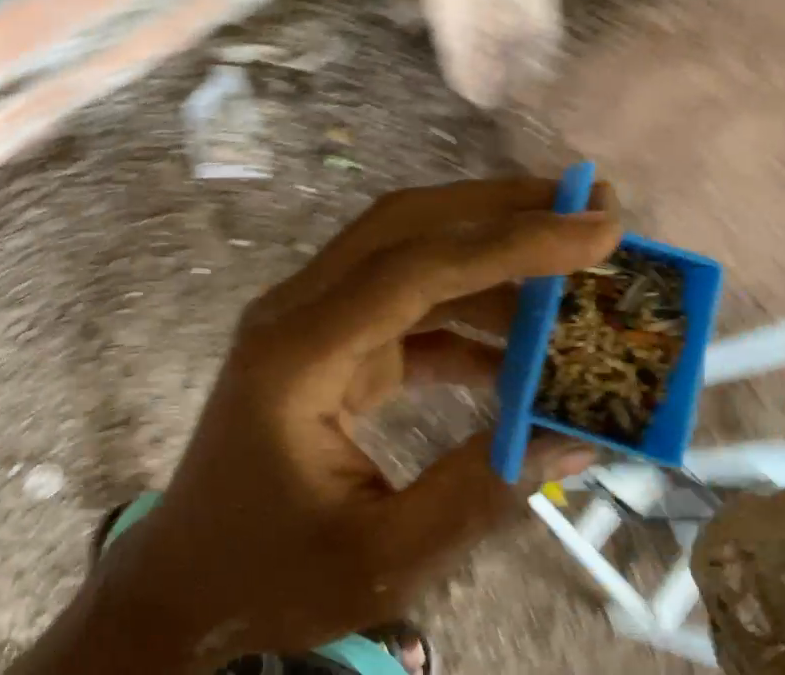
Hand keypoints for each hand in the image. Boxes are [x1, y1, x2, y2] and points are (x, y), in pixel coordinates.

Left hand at [20, 177, 619, 673]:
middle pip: (401, 227)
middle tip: (588, 205)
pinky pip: (401, 310)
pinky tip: (523, 350)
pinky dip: (464, 318)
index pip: (412, 267)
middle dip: (497, 209)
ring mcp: (306, 325)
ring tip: (574, 272)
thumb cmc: (270, 573)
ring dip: (487, 256)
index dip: (509, 242)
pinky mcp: (323, 347)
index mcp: (299, 353)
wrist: (186, 579)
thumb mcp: (383, 556)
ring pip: (403, 256)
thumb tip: (576, 437)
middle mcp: (296, 315)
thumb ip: (478, 494)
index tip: (599, 230)